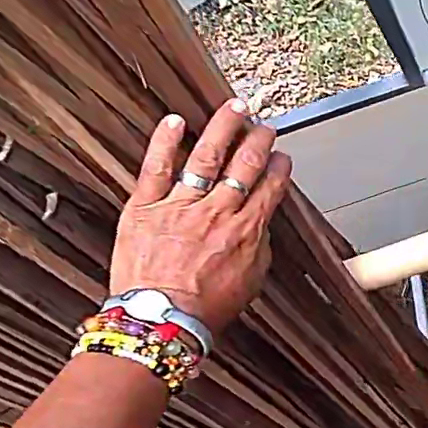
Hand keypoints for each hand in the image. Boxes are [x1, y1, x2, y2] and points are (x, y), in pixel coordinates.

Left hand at [109, 98, 292, 338]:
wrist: (161, 320)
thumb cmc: (206, 306)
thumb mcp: (251, 280)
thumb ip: (259, 245)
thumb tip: (261, 223)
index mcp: (246, 230)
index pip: (270, 186)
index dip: (279, 167)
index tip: (282, 157)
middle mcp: (218, 211)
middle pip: (245, 164)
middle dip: (259, 140)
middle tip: (265, 126)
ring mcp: (181, 205)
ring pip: (207, 156)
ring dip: (224, 128)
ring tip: (235, 107)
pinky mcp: (145, 207)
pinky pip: (157, 166)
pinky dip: (166, 141)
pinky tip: (176, 121)